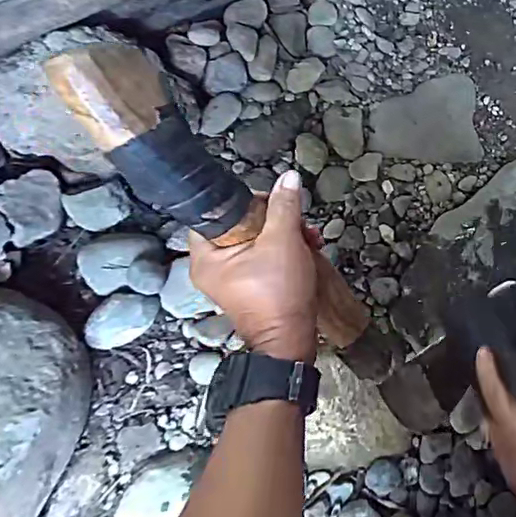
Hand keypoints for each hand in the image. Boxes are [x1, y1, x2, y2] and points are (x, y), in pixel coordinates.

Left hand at [187, 171, 320, 359]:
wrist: (291, 337)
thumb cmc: (278, 295)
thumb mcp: (284, 241)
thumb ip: (285, 207)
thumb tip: (289, 179)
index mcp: (207, 256)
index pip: (218, 212)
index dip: (247, 202)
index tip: (273, 203)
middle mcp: (213, 266)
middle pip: (243, 224)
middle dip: (277, 220)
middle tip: (297, 224)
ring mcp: (232, 277)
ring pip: (258, 239)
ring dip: (287, 234)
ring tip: (308, 239)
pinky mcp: (251, 284)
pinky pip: (266, 256)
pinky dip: (286, 250)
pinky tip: (306, 249)